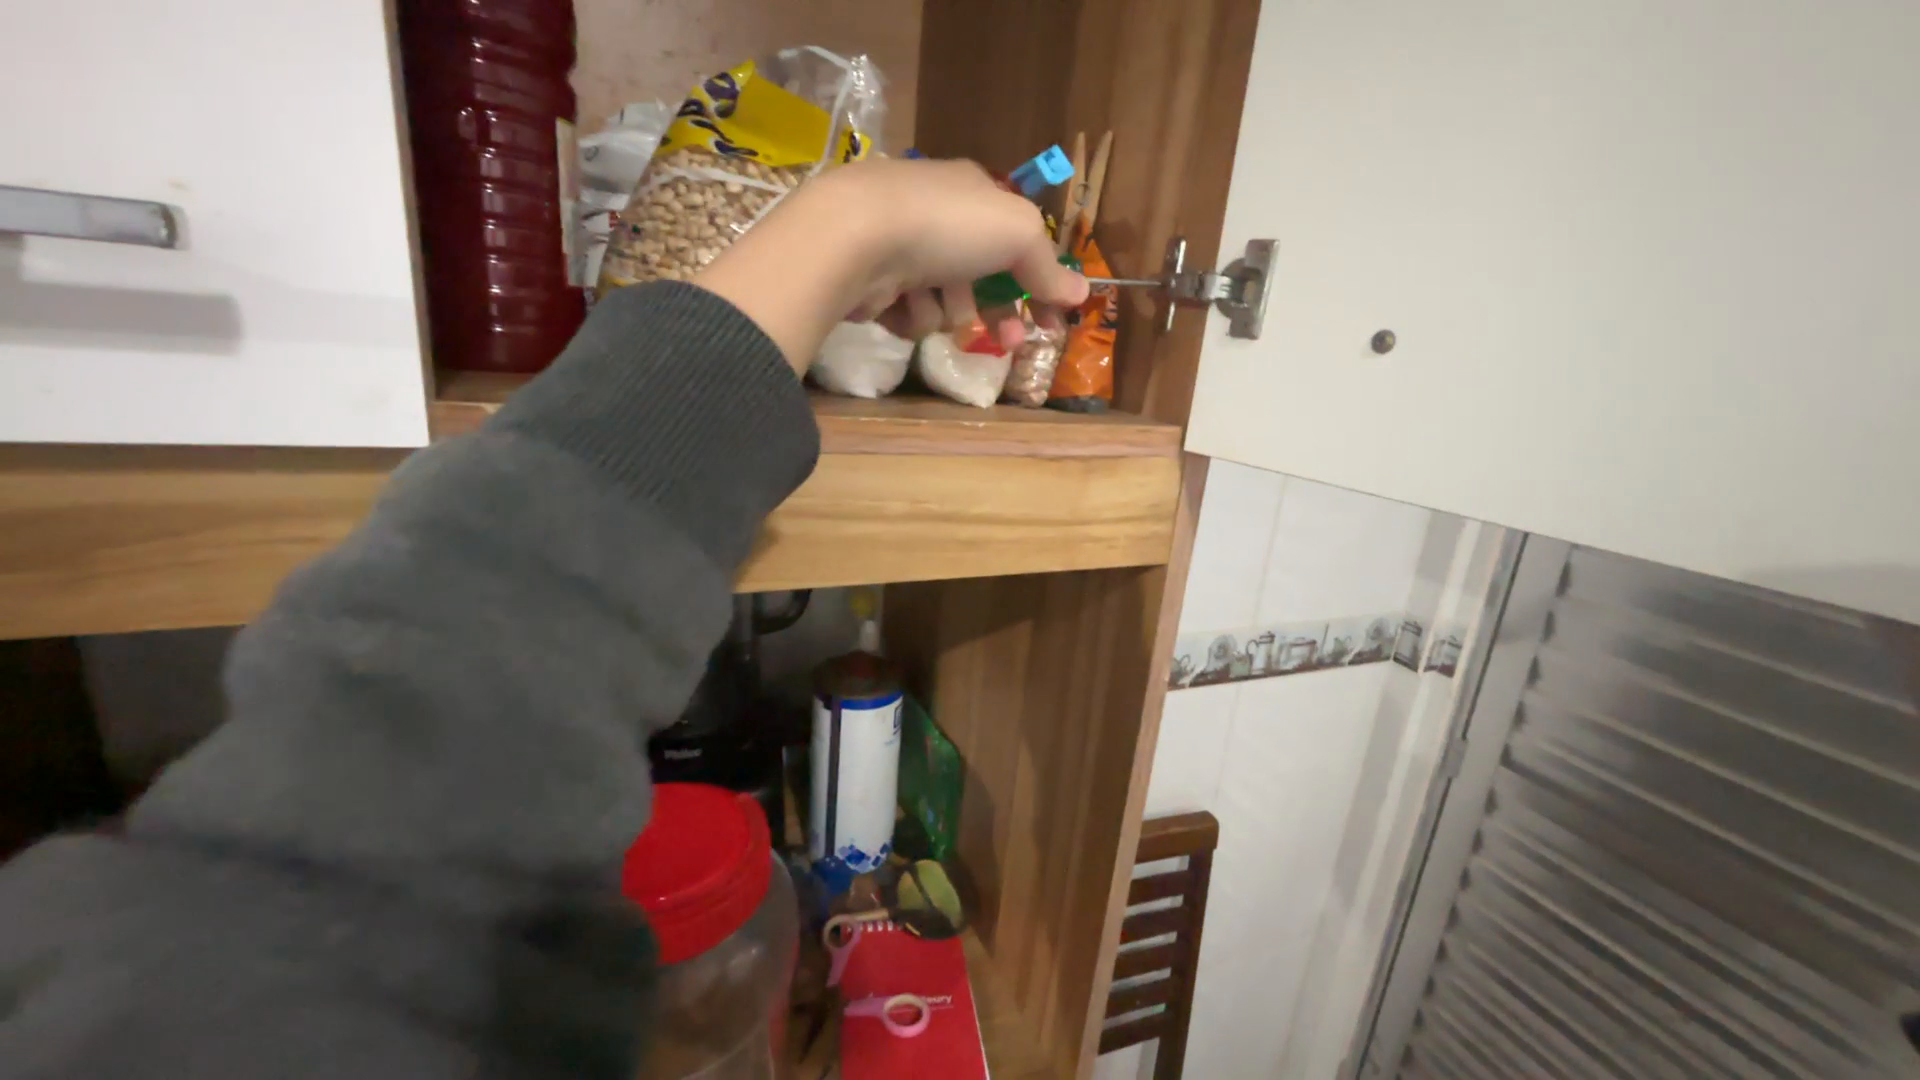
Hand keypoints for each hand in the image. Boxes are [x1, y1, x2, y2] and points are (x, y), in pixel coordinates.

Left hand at [693, 158, 1089, 374]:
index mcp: (975, 195)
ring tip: (930, 299)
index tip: (1054, 325)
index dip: (1040, 286)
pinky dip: (909, 315)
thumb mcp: (1016, 234)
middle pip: (983, 282)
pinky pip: (909, 315)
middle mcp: (939, 219)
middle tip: (1009, 342)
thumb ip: (1047, 267)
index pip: (1018, 244)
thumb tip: (1080, 294)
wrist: (855, 237)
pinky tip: (899, 303)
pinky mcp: (873, 284)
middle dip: (998, 313)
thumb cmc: (945, 226)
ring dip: (945, 311)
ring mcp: (902, 252)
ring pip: (945, 304)